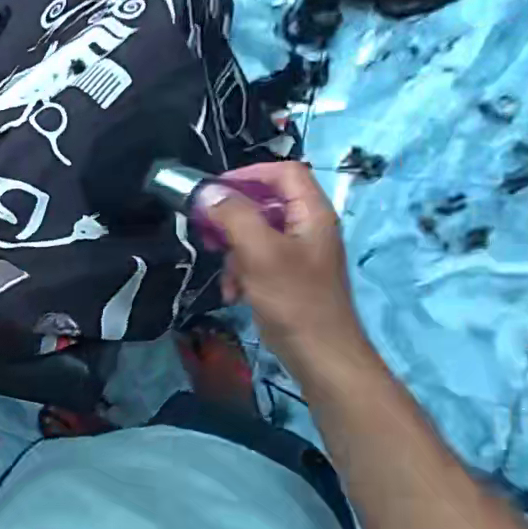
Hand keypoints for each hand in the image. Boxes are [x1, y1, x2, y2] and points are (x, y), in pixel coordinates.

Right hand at [209, 161, 379, 395]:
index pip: (283, 172)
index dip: (248, 174)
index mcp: (312, 213)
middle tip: (206, 228)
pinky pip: (258, 258)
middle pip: (266, 201)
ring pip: (257, 231)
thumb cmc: (293, 300)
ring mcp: (299, 253)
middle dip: (233, 215)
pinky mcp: (289, 276)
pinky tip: (233, 291)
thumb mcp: (258, 252)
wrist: (320, 356)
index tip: (214, 190)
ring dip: (233, 247)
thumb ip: (233, 215)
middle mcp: (309, 227)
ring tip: (222, 267)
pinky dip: (241, 270)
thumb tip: (208, 192)